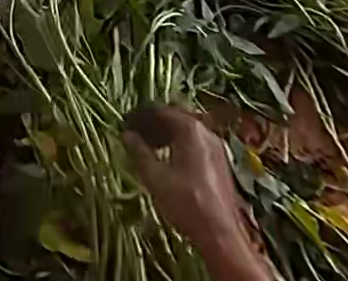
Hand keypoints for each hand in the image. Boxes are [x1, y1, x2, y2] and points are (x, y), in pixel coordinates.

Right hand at [121, 107, 249, 249]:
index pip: (159, 111)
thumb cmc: (187, 204)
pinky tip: (167, 158)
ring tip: (147, 146)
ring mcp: (215, 145)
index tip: (124, 124)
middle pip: (173, 116)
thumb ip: (139, 152)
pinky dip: (177, 143)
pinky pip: (193, 141)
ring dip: (164, 134)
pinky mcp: (219, 161)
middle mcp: (204, 131)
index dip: (139, 116)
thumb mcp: (156, 178)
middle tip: (134, 133)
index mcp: (189, 129)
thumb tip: (126, 135)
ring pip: (184, 129)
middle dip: (152, 123)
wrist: (222, 236)